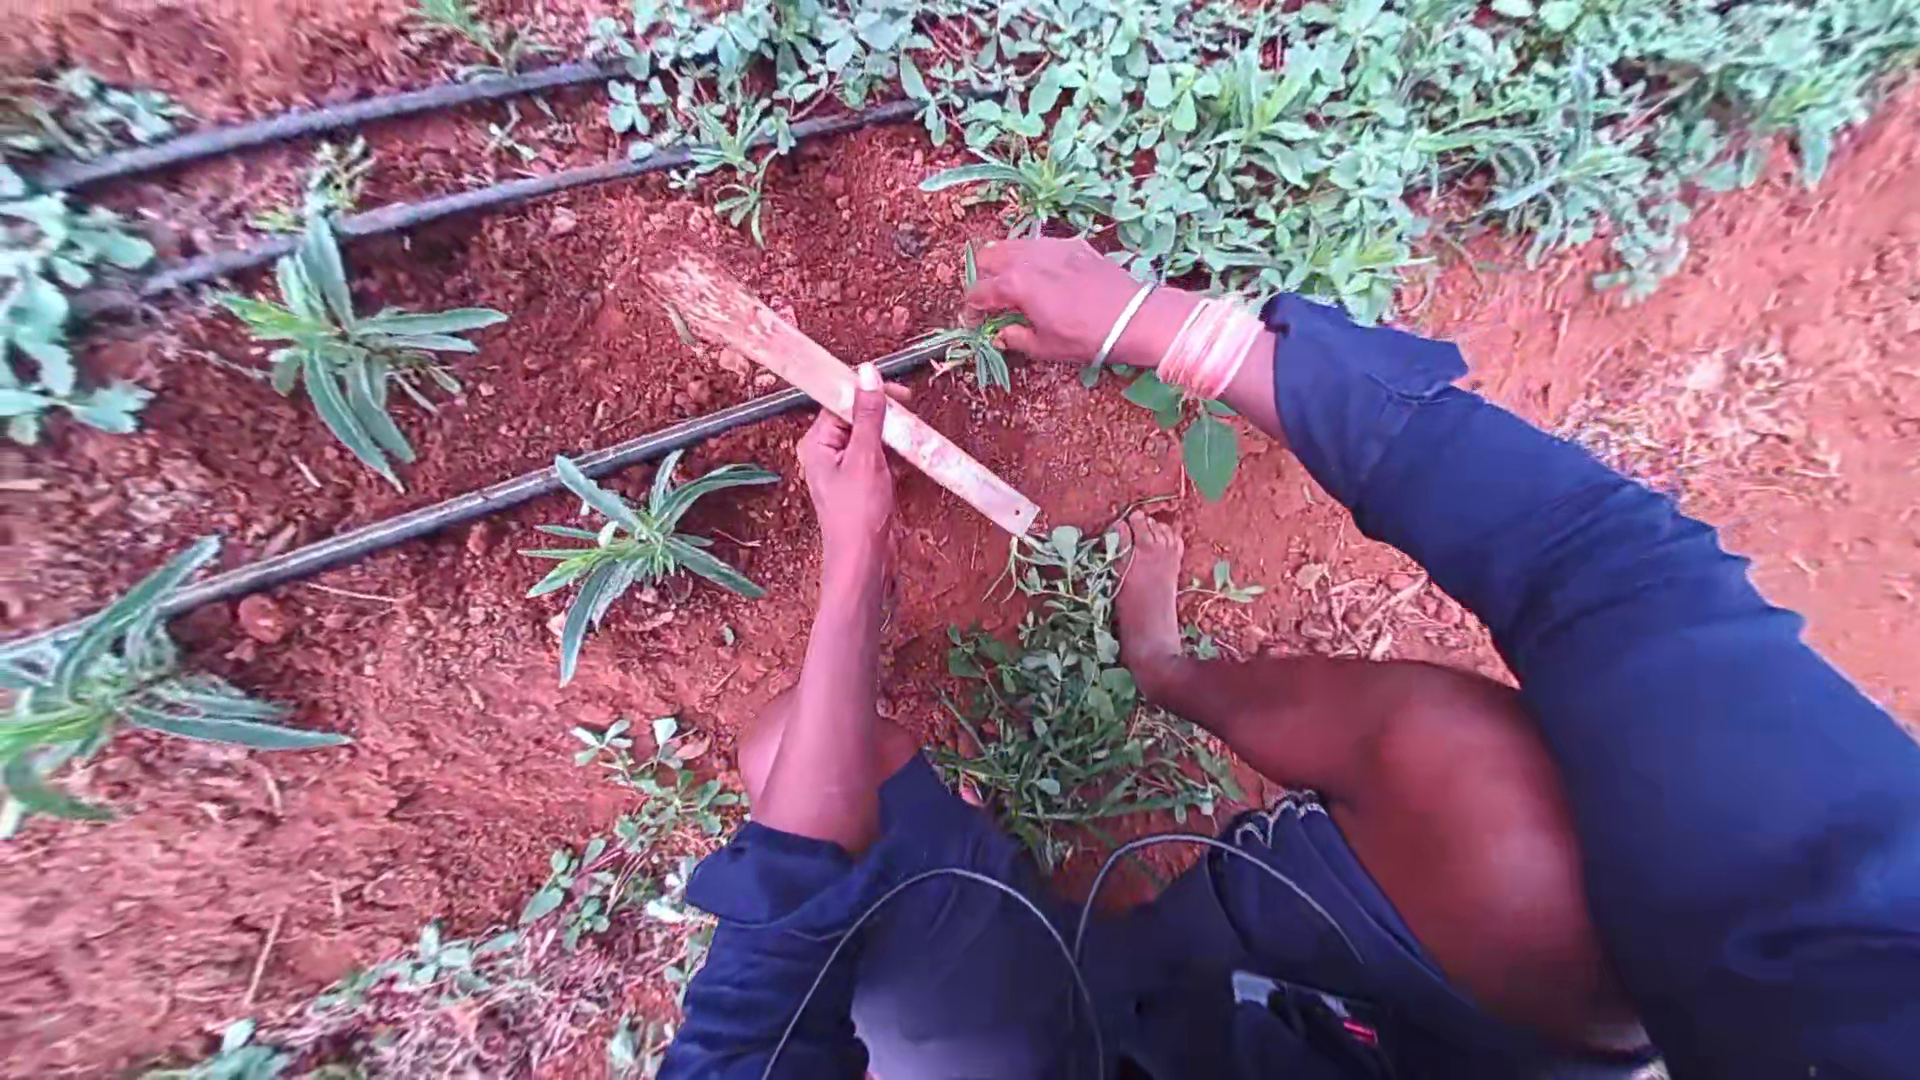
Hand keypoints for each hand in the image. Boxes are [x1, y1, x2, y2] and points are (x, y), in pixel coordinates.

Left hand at [797, 363, 899, 573]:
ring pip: (872, 439)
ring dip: (895, 437)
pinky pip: (881, 459)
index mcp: (817, 443)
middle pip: (857, 419)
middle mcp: (828, 454)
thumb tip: (867, 373)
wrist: (864, 561)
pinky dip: (897, 456)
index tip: (899, 393)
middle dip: (886, 416)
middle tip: (912, 416)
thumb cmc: (857, 514)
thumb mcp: (865, 457)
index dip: (869, 394)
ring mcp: (846, 471)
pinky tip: (913, 457)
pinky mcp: (864, 485)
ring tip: (916, 437)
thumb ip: (868, 415)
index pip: (841, 404)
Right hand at [963, 237, 1191, 369]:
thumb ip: (1015, 338)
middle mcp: (1028, 258)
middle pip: (989, 256)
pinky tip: (1039, 273)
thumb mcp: (1044, 347)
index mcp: (1014, 285)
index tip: (974, 321)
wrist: (1131, 317)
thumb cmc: (1084, 337)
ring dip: (1003, 261)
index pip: (978, 292)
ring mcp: (1051, 246)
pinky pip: (1040, 244)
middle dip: (982, 277)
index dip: (971, 309)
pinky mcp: (1073, 244)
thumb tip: (1001, 335)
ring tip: (1008, 281)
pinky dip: (1031, 256)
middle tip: (988, 297)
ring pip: (1013, 244)